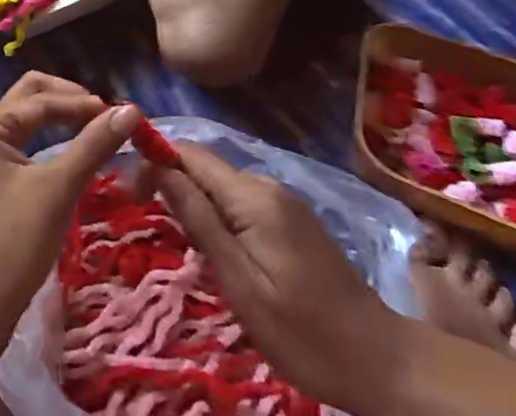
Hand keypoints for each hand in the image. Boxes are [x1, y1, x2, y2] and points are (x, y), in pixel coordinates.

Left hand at [0, 72, 142, 328]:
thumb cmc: (17, 240)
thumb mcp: (58, 188)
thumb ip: (93, 145)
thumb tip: (131, 110)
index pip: (43, 100)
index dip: (84, 105)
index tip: (125, 116)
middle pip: (35, 95)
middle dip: (72, 100)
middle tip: (109, 116)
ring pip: (36, 115)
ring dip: (68, 115)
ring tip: (105, 126)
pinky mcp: (6, 170)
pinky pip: (36, 137)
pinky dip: (62, 135)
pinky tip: (85, 144)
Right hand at [149, 143, 402, 409]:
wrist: (384, 363)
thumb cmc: (304, 332)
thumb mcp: (239, 282)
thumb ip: (199, 220)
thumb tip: (159, 168)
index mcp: (253, 197)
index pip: (190, 153)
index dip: (155, 162)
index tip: (132, 197)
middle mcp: (268, 186)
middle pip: (204, 168)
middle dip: (173, 188)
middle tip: (162, 236)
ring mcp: (283, 202)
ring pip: (220, 187)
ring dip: (196, 207)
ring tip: (192, 253)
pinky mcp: (292, 219)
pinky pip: (241, 203)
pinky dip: (220, 218)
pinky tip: (223, 255)